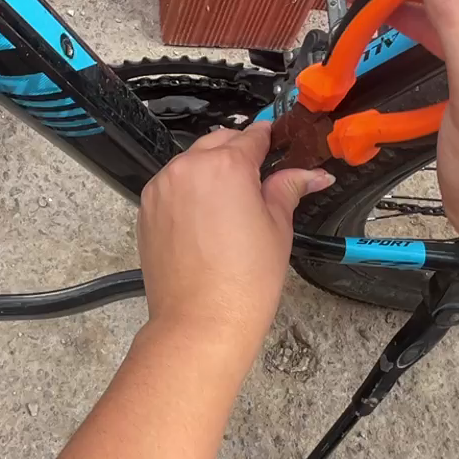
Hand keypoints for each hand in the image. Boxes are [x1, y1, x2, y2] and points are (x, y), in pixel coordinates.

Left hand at [136, 122, 331, 357]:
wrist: (200, 321)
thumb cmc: (242, 282)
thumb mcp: (277, 227)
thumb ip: (288, 189)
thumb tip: (311, 174)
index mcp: (226, 165)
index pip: (251, 136)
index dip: (267, 138)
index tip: (274, 141)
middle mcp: (188, 168)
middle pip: (218, 142)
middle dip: (238, 152)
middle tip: (258, 178)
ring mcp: (162, 187)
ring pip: (192, 162)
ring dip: (211, 170)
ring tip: (231, 204)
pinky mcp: (147, 208)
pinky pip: (172, 184)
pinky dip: (188, 189)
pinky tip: (206, 217)